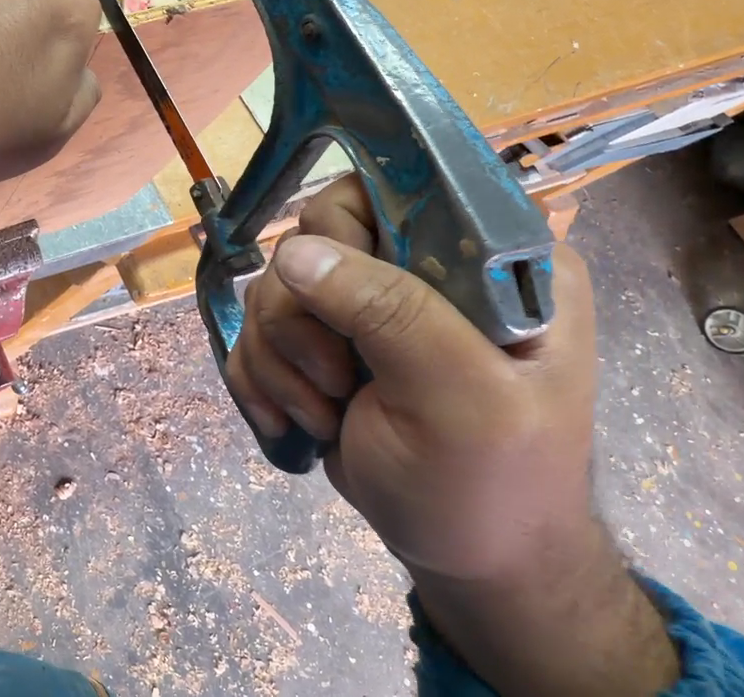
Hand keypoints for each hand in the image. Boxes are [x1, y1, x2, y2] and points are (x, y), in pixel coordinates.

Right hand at [226, 179, 676, 695]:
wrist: (466, 559)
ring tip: (326, 414)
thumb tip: (292, 251)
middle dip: (302, 315)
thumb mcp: (463, 401)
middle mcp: (421, 266)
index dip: (355, 230)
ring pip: (272, 289)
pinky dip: (261, 379)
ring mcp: (363, 305)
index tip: (346, 298)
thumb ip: (390, 314)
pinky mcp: (317, 340)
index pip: (399, 184)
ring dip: (281, 360)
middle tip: (336, 375)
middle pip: (314, 237)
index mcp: (489, 257)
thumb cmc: (492, 484)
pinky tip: (298, 423)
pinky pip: (252, 332)